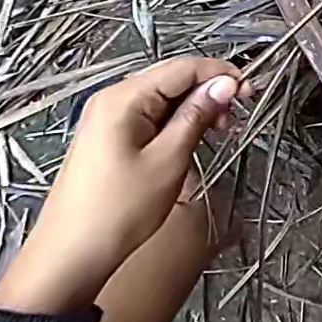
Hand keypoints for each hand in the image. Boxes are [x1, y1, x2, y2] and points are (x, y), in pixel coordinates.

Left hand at [0, 57, 242, 313]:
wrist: (72, 254)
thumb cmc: (118, 211)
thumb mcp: (169, 159)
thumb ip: (197, 116)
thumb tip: (224, 85)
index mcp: (123, 99)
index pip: (182, 67)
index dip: (220, 74)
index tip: (249, 91)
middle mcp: (112, 99)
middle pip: (172, 78)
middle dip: (210, 90)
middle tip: (239, 112)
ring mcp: (108, 118)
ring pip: (164, 97)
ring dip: (196, 106)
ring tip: (221, 128)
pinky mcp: (110, 136)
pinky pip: (152, 115)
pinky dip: (178, 121)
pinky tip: (195, 136)